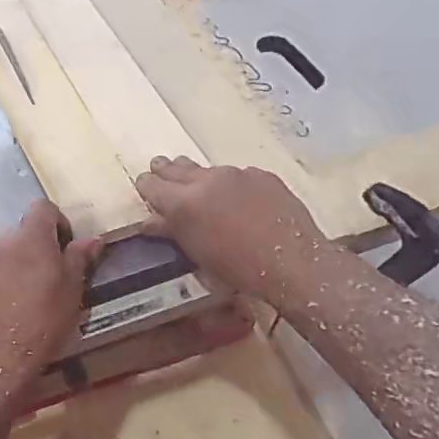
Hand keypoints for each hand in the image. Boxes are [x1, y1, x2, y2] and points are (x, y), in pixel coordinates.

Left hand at [0, 200, 101, 374]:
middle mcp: (4, 240)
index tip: (68, 245)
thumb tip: (93, 240)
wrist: (6, 350)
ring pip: (11, 247)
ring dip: (24, 258)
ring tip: (36, 287)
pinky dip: (9, 272)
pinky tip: (18, 296)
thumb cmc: (47, 316)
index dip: (59, 222)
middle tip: (56, 271)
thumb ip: (80, 257)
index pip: (44, 208)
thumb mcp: (74, 287)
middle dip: (41, 243)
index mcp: (31, 237)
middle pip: (26, 229)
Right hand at [134, 156, 334, 302]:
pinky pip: (239, 176)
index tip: (144, 186)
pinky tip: (240, 200)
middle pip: (177, 168)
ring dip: (199, 177)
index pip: (153, 185)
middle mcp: (208, 180)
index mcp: (185, 203)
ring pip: (209, 170)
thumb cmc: (239, 270)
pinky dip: (233, 185)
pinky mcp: (263, 176)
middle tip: (160, 169)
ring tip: (196, 183)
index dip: (146, 186)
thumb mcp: (198, 255)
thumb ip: (172, 232)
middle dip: (166, 171)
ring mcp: (238, 174)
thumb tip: (150, 221)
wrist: (293, 261)